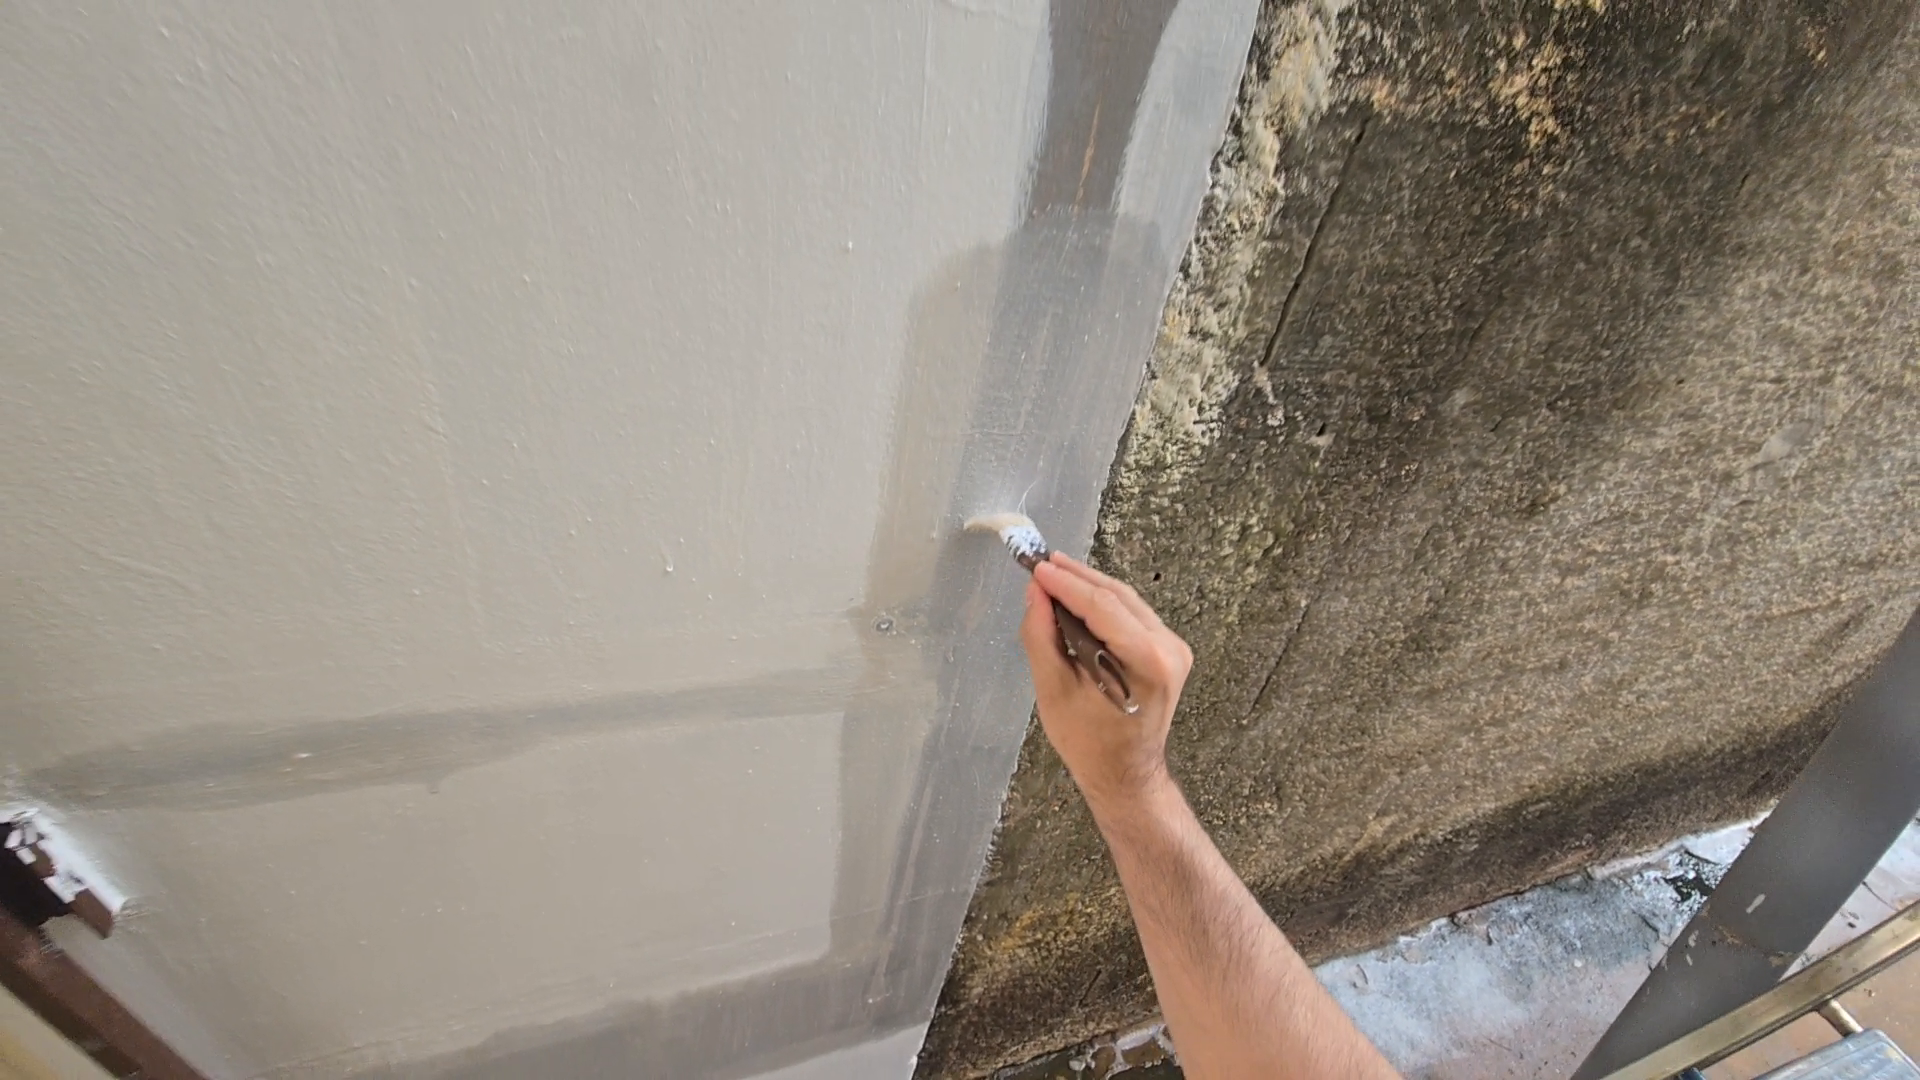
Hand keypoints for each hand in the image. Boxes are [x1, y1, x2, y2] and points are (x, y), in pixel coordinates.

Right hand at [1021, 553, 1193, 808]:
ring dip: (1090, 585)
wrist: (1126, 776)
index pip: (1101, 606)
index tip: (1037, 568)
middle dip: (1077, 577)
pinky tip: (1078, 595)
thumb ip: (1042, 636)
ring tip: (1055, 572)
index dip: (1066, 583)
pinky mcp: (1170, 651)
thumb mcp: (1053, 690)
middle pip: (1117, 596)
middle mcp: (1169, 648)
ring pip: (1127, 601)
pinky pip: (1133, 614)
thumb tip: (1036, 592)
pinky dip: (1104, 602)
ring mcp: (1175, 648)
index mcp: (1147, 661)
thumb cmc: (1087, 742)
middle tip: (1043, 563)